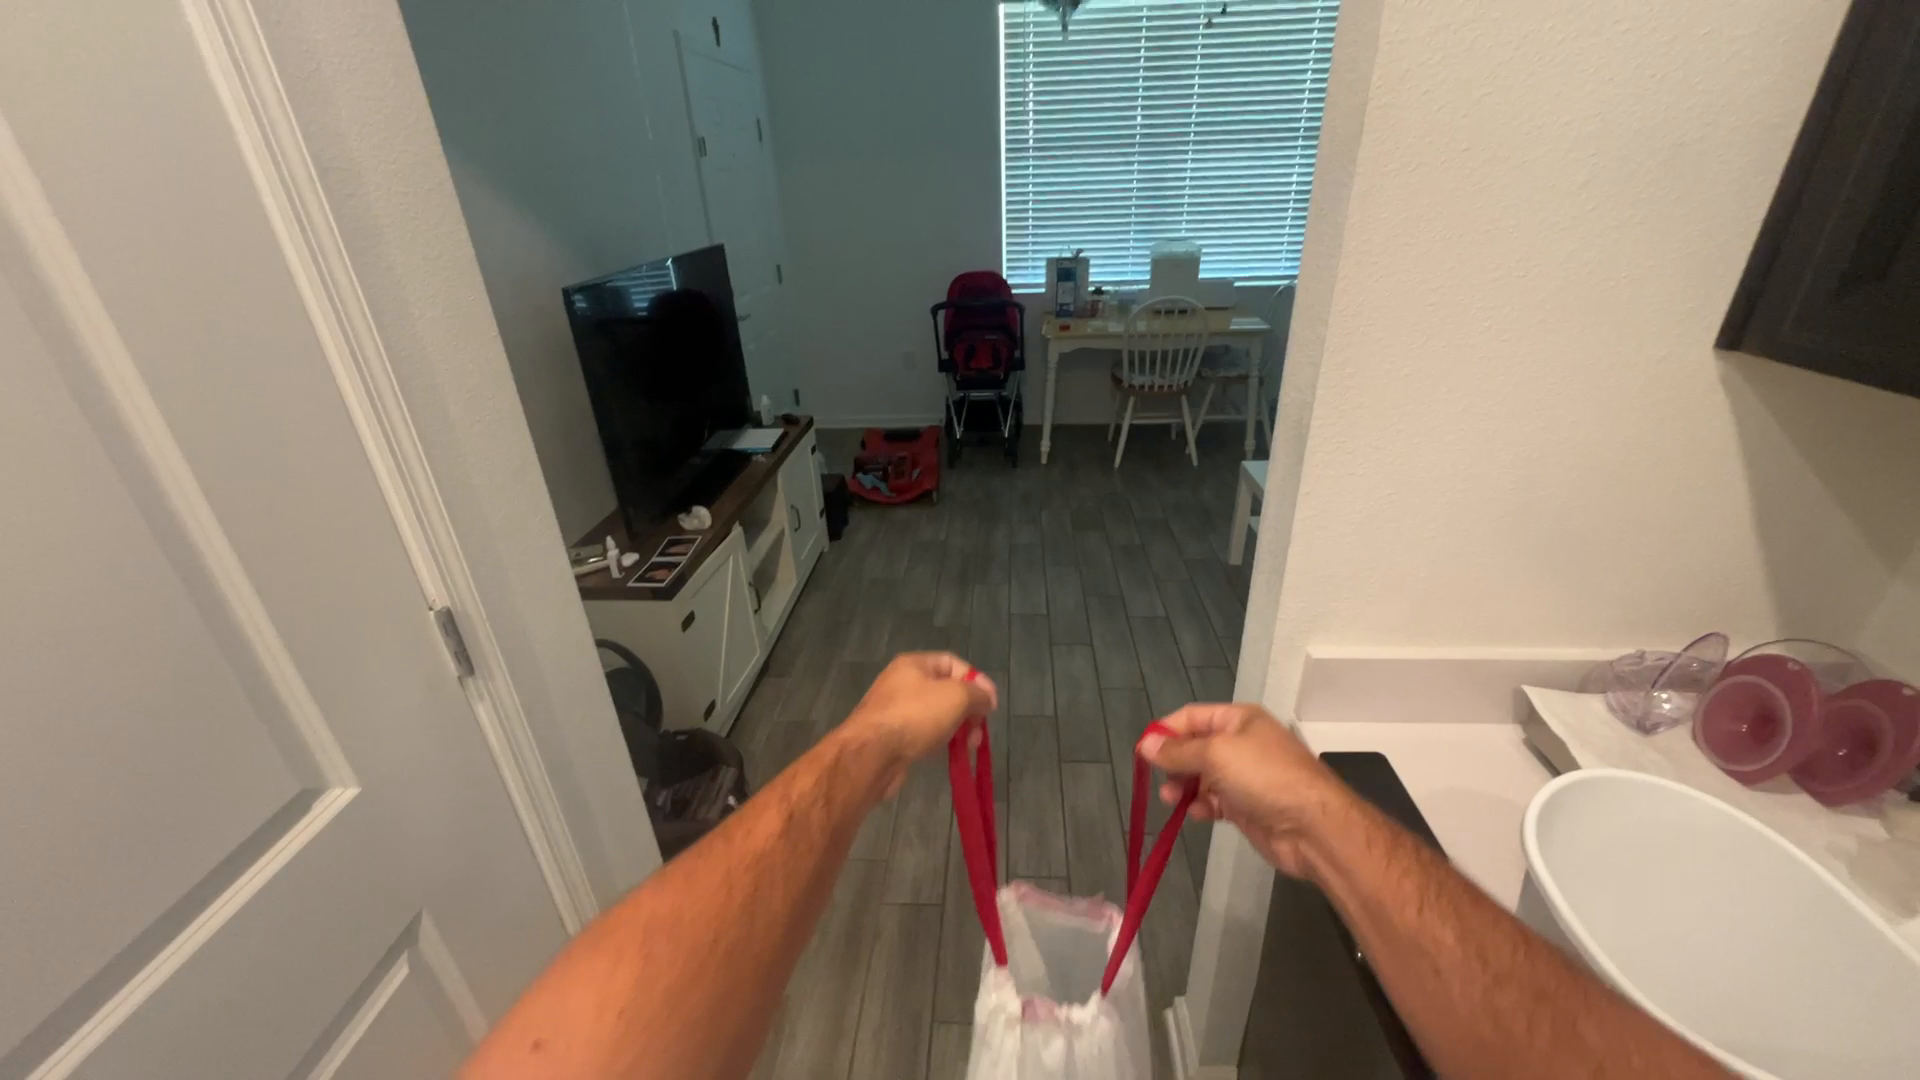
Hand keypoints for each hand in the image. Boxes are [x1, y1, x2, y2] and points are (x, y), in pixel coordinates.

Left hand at [845, 652, 997, 786]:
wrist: (871, 754)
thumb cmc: (915, 716)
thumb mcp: (956, 696)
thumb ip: (977, 694)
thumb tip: (986, 699)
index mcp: (915, 664)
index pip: (954, 663)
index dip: (977, 681)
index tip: (992, 705)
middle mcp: (903, 683)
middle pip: (946, 690)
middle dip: (968, 709)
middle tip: (980, 730)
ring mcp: (896, 710)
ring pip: (936, 714)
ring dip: (957, 728)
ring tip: (968, 746)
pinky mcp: (892, 736)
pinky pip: (924, 733)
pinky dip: (939, 740)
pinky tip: (946, 753)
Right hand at [1139, 703, 1350, 878]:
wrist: (1314, 827)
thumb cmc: (1264, 777)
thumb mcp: (1216, 755)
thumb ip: (1178, 751)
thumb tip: (1145, 744)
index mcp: (1238, 720)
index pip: (1192, 717)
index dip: (1166, 731)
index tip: (1143, 751)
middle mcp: (1241, 744)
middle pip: (1195, 747)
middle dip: (1174, 762)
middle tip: (1158, 779)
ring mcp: (1245, 777)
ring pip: (1202, 776)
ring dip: (1184, 787)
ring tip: (1172, 800)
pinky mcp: (1247, 806)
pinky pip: (1214, 801)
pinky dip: (1202, 806)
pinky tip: (1197, 814)